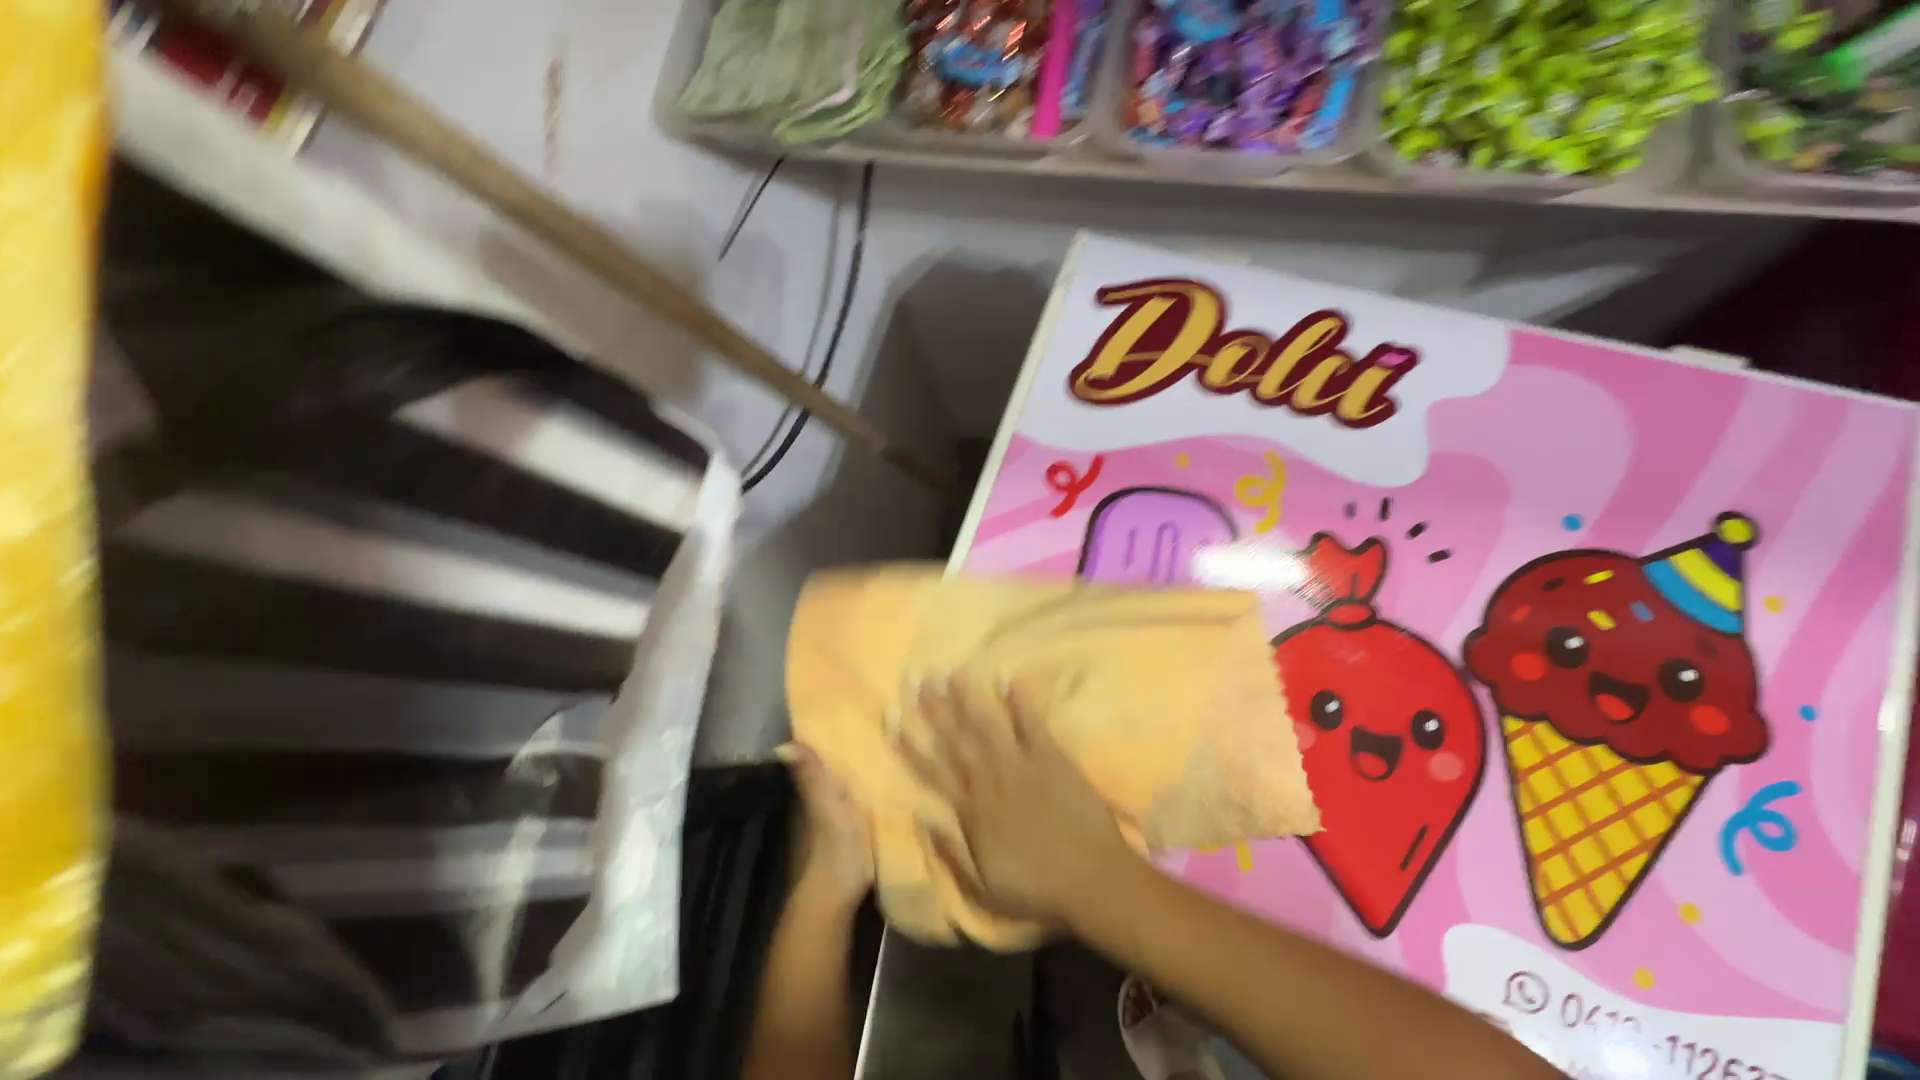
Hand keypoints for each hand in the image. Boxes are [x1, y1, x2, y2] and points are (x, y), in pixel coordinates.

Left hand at [779, 742, 873, 911]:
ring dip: (853, 781)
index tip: (849, 721)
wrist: (832, 903)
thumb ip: (811, 778)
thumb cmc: (833, 851)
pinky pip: (850, 812)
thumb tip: (781, 744)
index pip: (814, 762)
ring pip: (837, 796)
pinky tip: (878, 796)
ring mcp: (825, 829)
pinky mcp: (840, 844)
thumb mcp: (826, 809)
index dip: (827, 742)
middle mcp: (812, 809)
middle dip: (844, 759)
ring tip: (882, 760)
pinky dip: (860, 802)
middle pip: (826, 778)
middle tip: (874, 735)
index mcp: (809, 798)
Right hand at [899, 675, 1138, 928]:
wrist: (1092, 879)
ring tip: (948, 673)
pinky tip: (1005, 677)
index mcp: (971, 811)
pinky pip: (1031, 723)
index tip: (892, 717)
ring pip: (985, 725)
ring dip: (965, 698)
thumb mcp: (982, 889)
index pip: (932, 770)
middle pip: (955, 739)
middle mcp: (990, 780)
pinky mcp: (1053, 758)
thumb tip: (923, 819)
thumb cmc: (1037, 890)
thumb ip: (951, 854)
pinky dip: (1018, 700)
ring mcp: (1021, 766)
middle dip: (932, 708)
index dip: (909, 743)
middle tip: (915, 679)